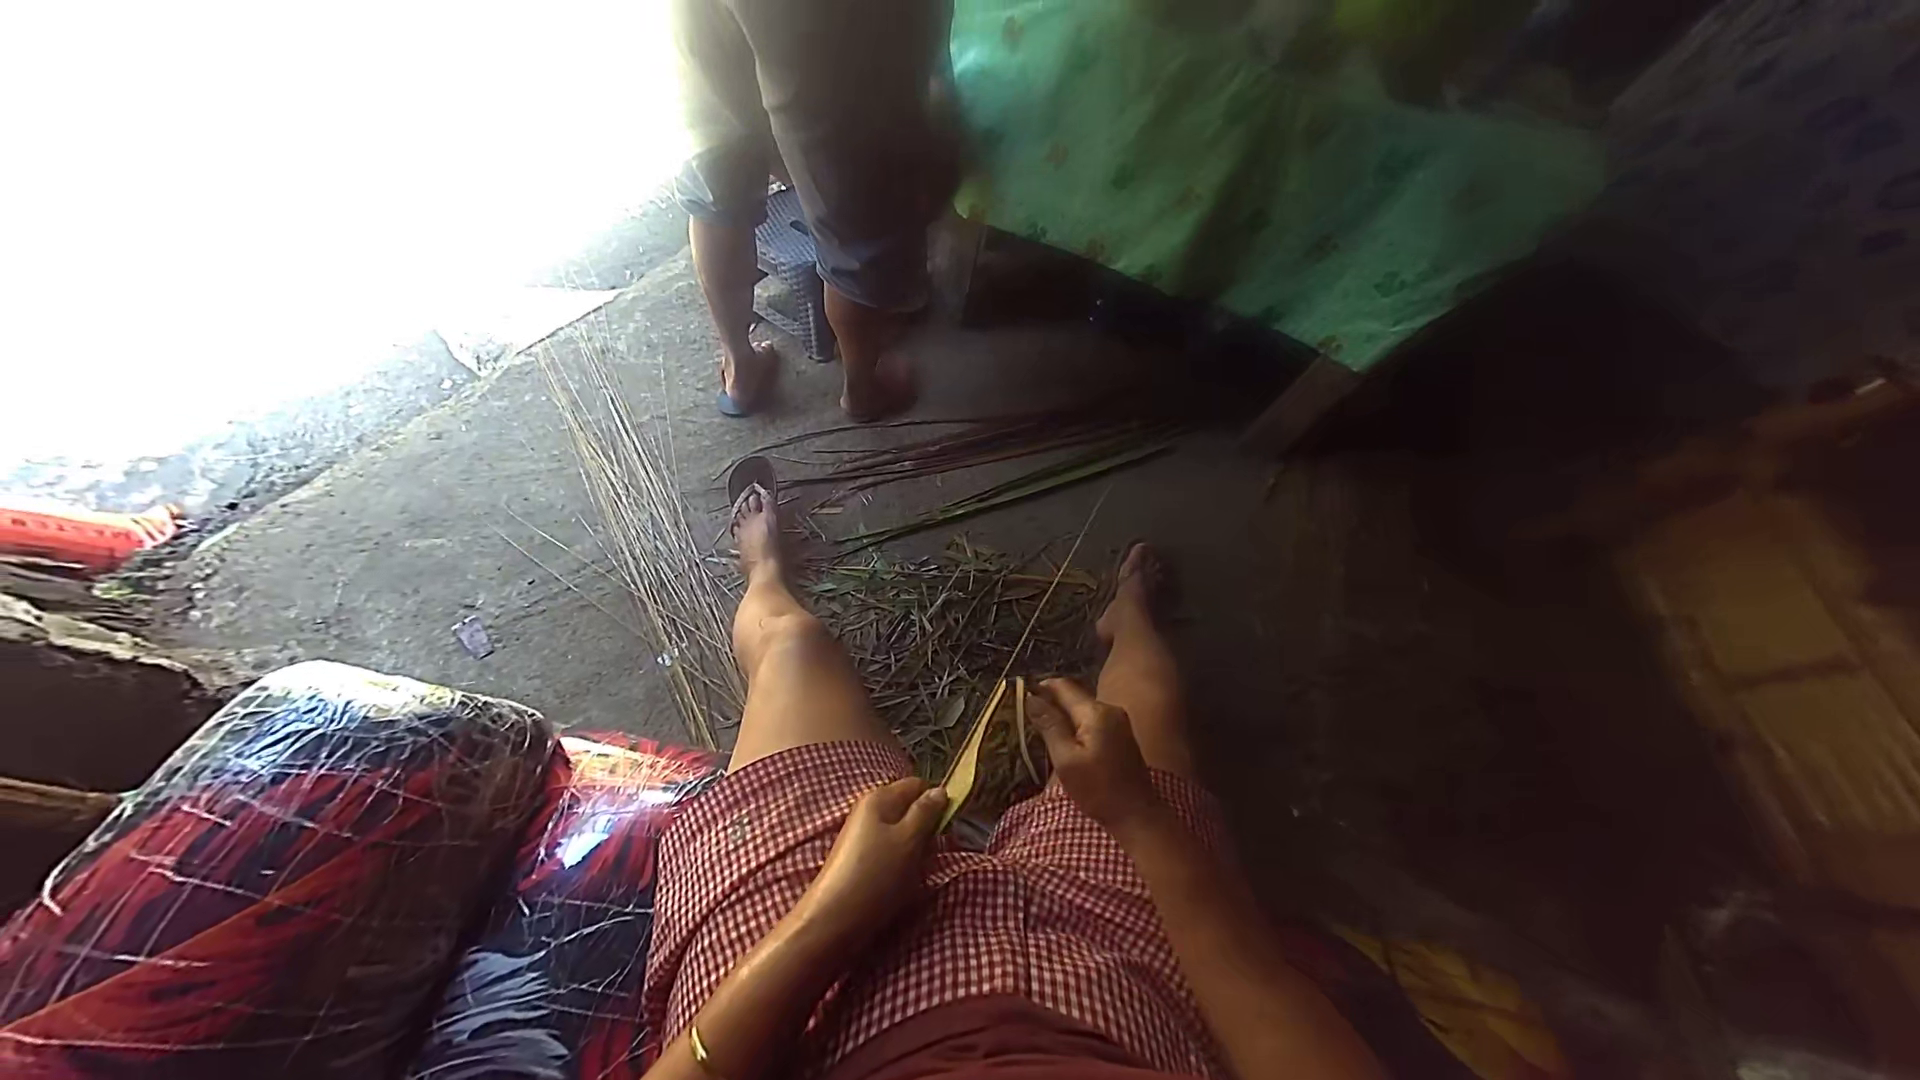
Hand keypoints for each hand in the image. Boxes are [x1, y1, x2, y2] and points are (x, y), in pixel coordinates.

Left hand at [795, 777, 946, 945]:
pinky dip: (901, 864)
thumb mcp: (909, 839)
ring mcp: (862, 834)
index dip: (936, 802)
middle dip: (926, 830)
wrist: (833, 921)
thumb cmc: (876, 875)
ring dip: (915, 850)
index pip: (918, 785)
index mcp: (880, 797)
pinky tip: (901, 882)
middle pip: (910, 809)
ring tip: (915, 872)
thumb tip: (941, 790)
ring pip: (903, 833)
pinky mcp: (860, 858)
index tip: (946, 828)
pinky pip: (890, 851)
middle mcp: (869, 809)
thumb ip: (927, 812)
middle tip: (931, 854)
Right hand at [1028, 678, 1162, 836]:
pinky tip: (1061, 738)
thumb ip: (1049, 725)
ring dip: (1060, 714)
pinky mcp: (1120, 735)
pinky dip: (1074, 724)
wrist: (1137, 817)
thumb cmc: (1098, 790)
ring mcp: (1118, 722)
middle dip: (1049, 701)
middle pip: (1073, 695)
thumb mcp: (1066, 759)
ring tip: (1037, 726)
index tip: (1018, 697)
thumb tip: (1031, 698)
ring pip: (1081, 708)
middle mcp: (1109, 709)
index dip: (1039, 688)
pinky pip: (1090, 720)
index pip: (1062, 686)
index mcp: (1096, 712)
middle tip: (1023, 714)